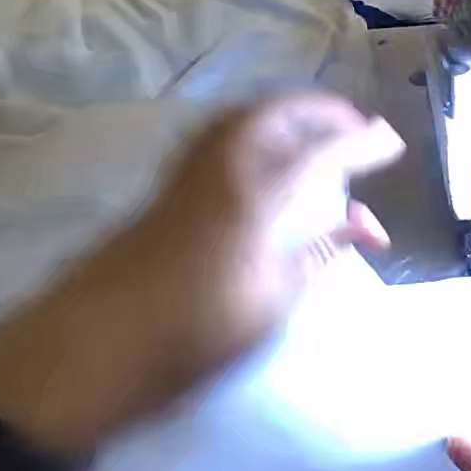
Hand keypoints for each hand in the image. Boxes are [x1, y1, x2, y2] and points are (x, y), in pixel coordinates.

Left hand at [0, 92, 404, 451]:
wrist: (79, 360)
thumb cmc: (191, 336)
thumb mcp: (273, 304)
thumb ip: (319, 255)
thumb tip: (359, 227)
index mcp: (254, 201)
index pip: (321, 154)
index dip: (362, 142)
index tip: (392, 140)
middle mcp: (220, 175)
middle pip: (271, 115)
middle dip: (319, 110)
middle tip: (353, 122)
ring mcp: (185, 180)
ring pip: (238, 121)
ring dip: (283, 115)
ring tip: (313, 130)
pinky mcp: (163, 195)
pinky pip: (217, 140)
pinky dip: (252, 132)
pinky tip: (264, 158)